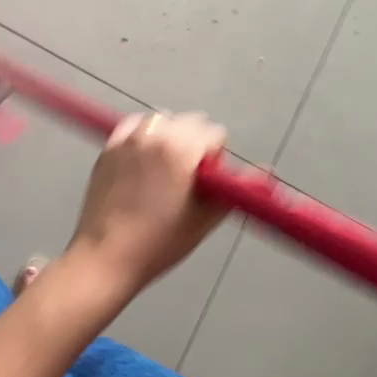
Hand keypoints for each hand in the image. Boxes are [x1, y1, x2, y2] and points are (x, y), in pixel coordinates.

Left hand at [65, 111, 227, 300]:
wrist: (107, 255)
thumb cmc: (160, 242)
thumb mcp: (207, 217)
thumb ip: (239, 189)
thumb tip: (268, 171)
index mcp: (181, 148)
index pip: (215, 133)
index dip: (216, 158)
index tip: (206, 183)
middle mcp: (154, 134)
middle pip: (189, 122)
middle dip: (195, 144)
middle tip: (187, 181)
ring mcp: (127, 138)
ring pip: (161, 121)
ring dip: (169, 137)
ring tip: (164, 173)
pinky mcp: (108, 147)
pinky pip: (133, 127)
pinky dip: (143, 136)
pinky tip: (143, 163)